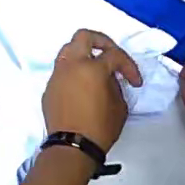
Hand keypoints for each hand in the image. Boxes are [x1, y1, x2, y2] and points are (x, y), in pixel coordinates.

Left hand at [43, 29, 141, 151]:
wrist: (71, 148)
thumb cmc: (100, 128)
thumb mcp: (120, 107)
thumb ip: (116, 86)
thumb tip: (109, 79)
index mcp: (91, 68)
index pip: (114, 55)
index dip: (129, 66)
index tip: (135, 82)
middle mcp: (71, 66)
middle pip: (84, 36)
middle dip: (101, 41)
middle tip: (111, 56)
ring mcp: (56, 76)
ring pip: (68, 51)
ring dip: (83, 55)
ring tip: (94, 70)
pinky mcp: (48, 88)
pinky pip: (61, 72)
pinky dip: (73, 73)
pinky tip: (81, 88)